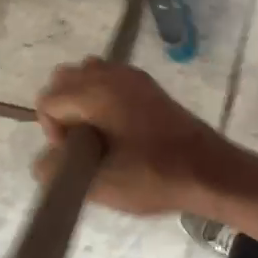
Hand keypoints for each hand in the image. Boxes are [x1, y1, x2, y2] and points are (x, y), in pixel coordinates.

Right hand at [32, 59, 240, 215]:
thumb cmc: (153, 176)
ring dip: (83, 102)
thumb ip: (55, 169)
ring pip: (90, 76)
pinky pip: (113, 82)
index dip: (54, 131)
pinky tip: (120, 132)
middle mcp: (114, 75)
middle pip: (65, 79)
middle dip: (64, 110)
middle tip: (83, 145)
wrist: (209, 171)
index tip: (78, 155)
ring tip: (99, 137)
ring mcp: (136, 78)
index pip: (48, 100)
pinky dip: (105, 99)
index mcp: (97, 91)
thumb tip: (49, 159)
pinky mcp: (152, 89)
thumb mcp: (96, 183)